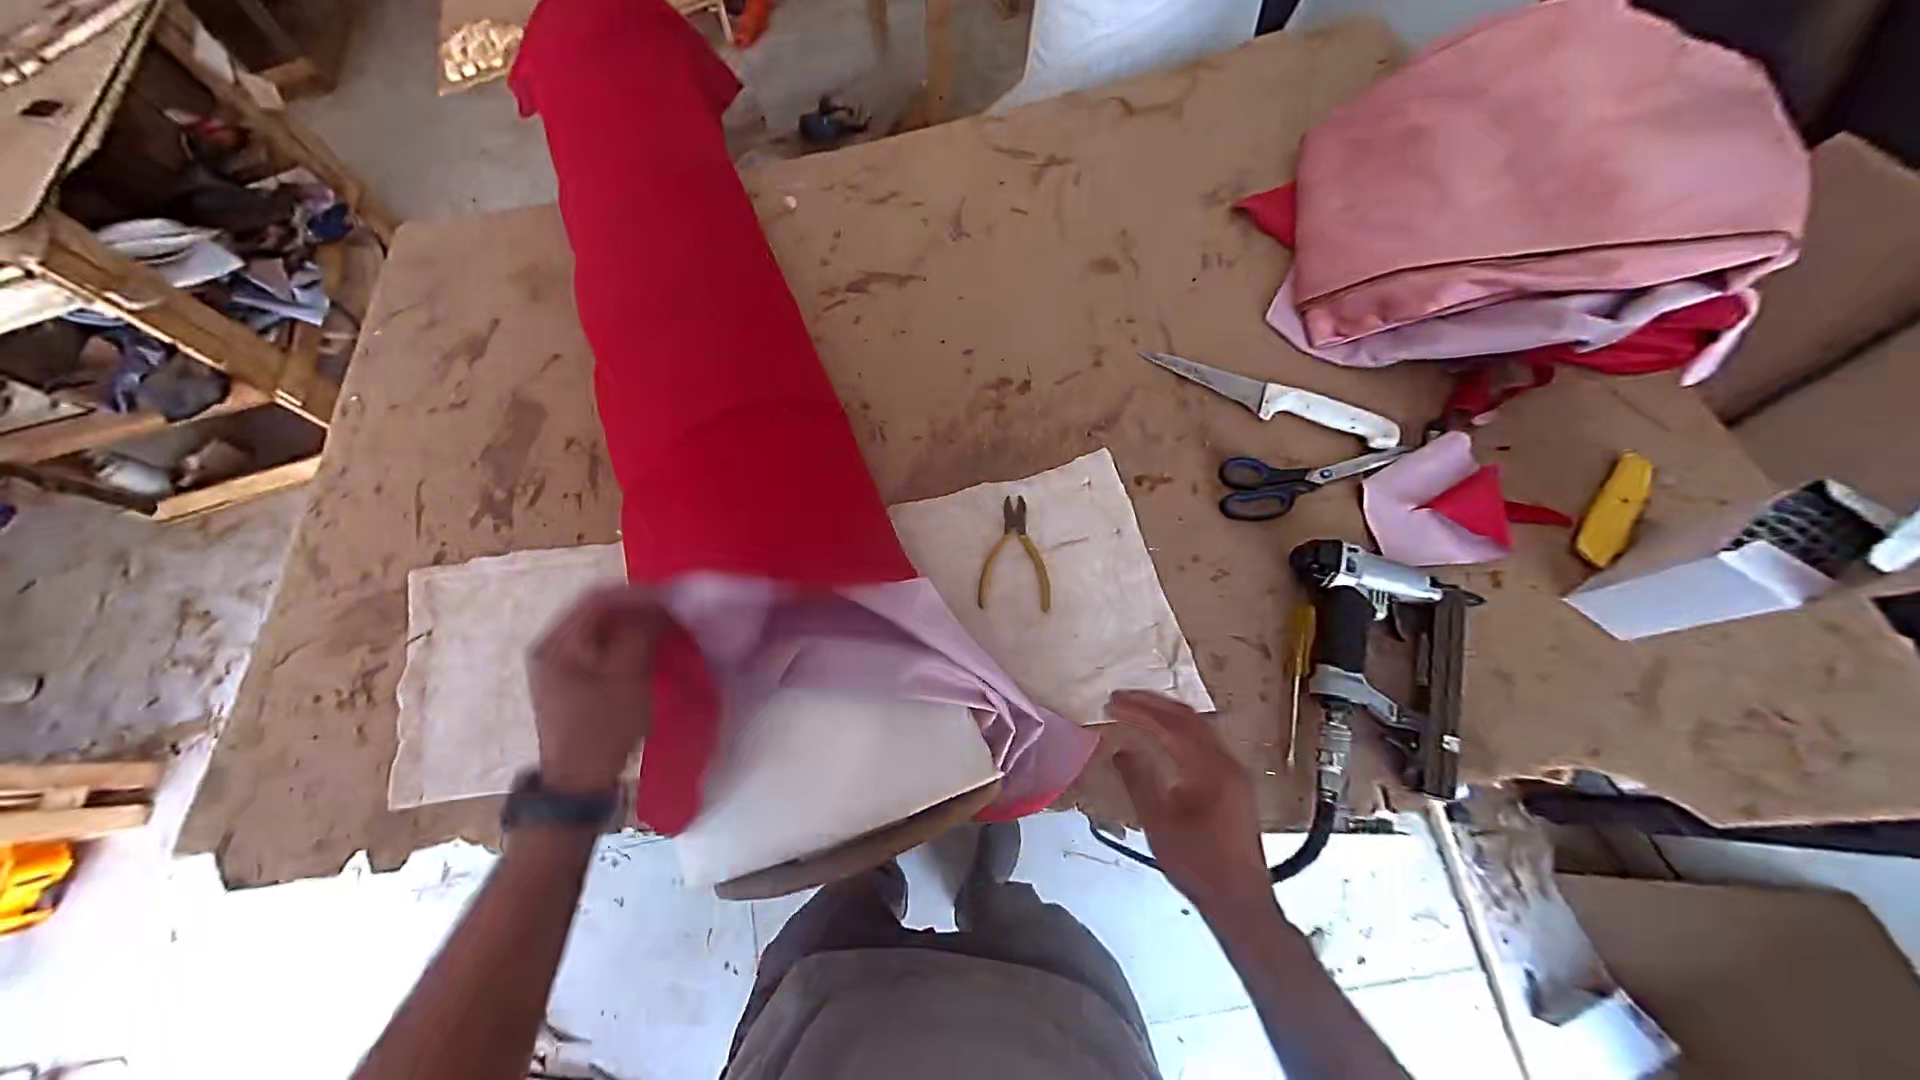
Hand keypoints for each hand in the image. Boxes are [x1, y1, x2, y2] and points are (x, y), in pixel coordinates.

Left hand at [527, 586, 672, 795]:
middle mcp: (550, 647)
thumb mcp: (626, 676)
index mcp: (555, 644)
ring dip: (636, 622)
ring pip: (602, 627)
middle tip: (675, 610)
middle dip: (638, 607)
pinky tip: (651, 644)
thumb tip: (659, 605)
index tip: (674, 597)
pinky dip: (628, 639)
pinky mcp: (572, 677)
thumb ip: (641, 633)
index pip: (598, 600)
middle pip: (598, 611)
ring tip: (669, 625)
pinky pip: (602, 644)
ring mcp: (559, 663)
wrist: (580, 781)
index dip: (638, 594)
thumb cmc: (603, 727)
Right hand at [1106, 690, 1270, 912]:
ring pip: (1199, 727)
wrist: (1239, 901)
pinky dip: (1180, 730)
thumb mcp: (1159, 822)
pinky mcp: (1235, 784)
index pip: (1171, 723)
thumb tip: (1122, 750)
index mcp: (1210, 768)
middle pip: (1188, 717)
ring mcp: (1235, 772)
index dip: (1139, 708)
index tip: (1112, 703)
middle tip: (1120, 699)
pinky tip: (1163, 737)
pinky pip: (1205, 741)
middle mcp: (1227, 762)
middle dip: (1152, 704)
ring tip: (1137, 710)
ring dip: (1167, 714)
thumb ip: (1139, 780)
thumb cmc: (1198, 864)